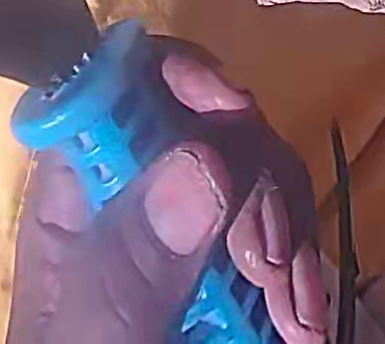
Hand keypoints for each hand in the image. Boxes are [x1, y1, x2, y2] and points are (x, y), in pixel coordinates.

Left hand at [7, 47, 327, 342]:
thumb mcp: (96, 323)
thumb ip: (134, 255)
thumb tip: (206, 159)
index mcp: (84, 165)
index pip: (121, 72)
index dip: (176, 67)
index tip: (232, 104)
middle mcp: (133, 166)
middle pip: (203, 109)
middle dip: (251, 167)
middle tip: (266, 260)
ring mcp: (181, 198)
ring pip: (250, 154)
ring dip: (284, 221)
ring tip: (290, 312)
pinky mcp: (220, 236)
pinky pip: (275, 208)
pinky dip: (298, 255)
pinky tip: (299, 317)